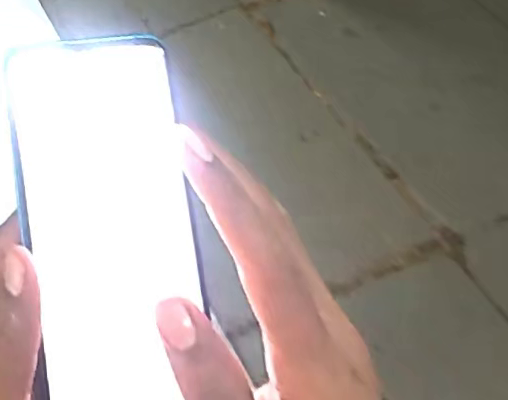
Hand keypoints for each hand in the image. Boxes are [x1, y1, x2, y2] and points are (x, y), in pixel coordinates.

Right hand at [157, 126, 379, 399]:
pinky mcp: (332, 340)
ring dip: (241, 190)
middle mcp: (336, 337)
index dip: (222, 192)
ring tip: (201, 158)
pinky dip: (253, 219)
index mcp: (317, 360)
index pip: (265, 256)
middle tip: (184, 132)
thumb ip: (207, 381)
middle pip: (282, 234)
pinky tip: (233, 216)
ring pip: (288, 240)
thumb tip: (167, 303)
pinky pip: (288, 255)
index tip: (185, 142)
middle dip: (231, 173)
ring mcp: (339, 337)